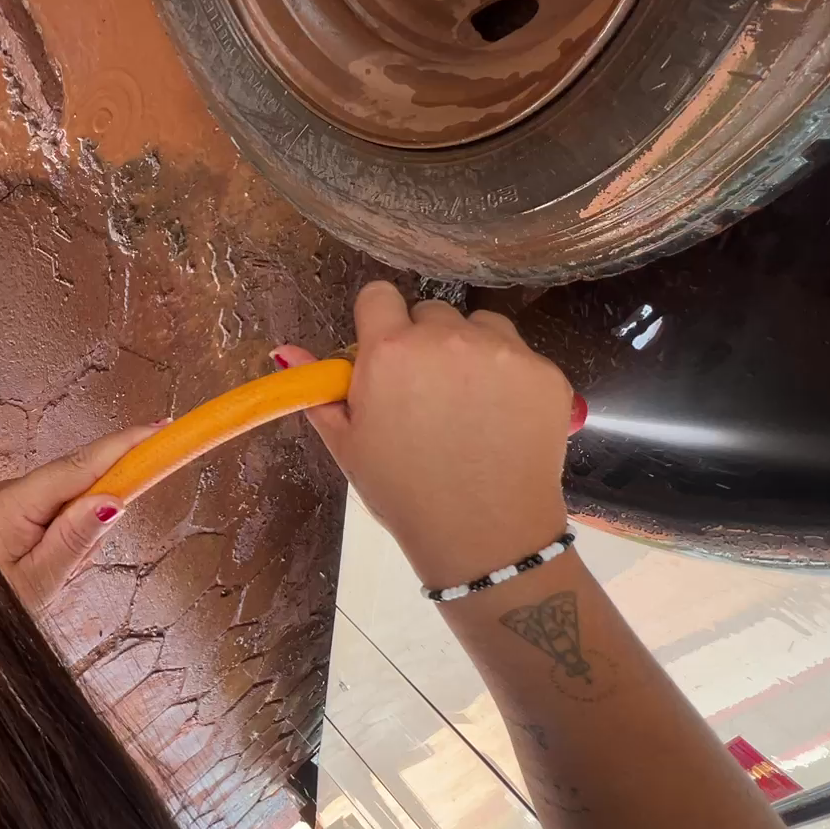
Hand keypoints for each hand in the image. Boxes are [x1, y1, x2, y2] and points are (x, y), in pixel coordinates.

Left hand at [0, 424, 159, 608]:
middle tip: (111, 521)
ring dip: (86, 521)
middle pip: (77, 473)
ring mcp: (10, 501)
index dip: (125, 446)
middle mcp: (12, 490)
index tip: (162, 427)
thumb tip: (115, 500)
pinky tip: (55, 563)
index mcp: (15, 502)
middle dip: (108, 489)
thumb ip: (76, 537)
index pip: (81, 464)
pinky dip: (71, 527)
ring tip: (60, 574)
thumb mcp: (39, 580)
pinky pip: (55, 508)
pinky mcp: (12, 515)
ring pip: (69, 493)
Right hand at [274, 281, 572, 588]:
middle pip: (428, 312)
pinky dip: (506, 375)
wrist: (482, 533)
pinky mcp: (545, 371)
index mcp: (388, 351)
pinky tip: (498, 417)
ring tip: (464, 401)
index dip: (376, 322)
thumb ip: (317, 389)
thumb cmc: (399, 490)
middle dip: (421, 340)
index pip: (378, 295)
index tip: (380, 352)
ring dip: (466, 349)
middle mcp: (445, 338)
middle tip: (421, 390)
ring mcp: (501, 351)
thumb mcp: (346, 442)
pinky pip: (518, 353)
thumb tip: (285, 351)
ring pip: (478, 325)